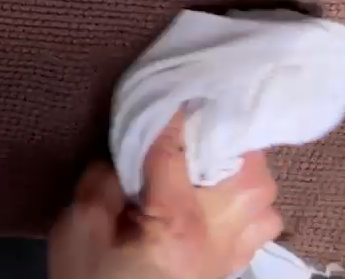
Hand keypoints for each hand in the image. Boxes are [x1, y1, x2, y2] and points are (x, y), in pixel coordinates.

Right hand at [48, 114, 282, 278]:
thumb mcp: (78, 228)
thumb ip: (101, 182)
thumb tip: (123, 154)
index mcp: (176, 223)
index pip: (176, 154)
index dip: (169, 115)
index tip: (170, 84)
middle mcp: (216, 239)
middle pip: (249, 179)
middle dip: (228, 138)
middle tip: (198, 113)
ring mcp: (229, 258)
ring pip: (266, 203)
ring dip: (244, 170)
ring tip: (210, 147)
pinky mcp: (228, 269)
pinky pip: (260, 224)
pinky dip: (249, 197)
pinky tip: (218, 185)